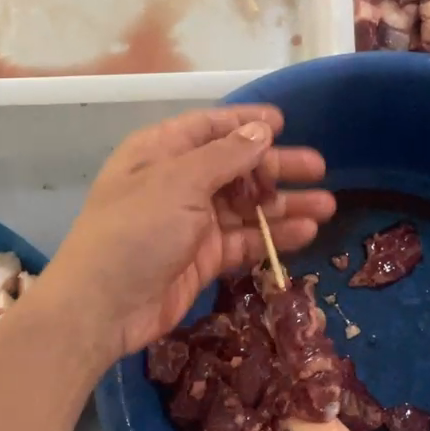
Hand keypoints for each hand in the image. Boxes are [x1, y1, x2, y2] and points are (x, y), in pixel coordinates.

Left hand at [39, 106, 333, 361]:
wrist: (102, 308)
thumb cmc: (135, 231)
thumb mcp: (179, 183)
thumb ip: (225, 156)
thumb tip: (261, 130)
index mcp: (161, 153)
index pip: (209, 127)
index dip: (246, 123)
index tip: (284, 123)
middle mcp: (177, 183)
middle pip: (235, 167)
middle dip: (275, 167)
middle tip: (318, 168)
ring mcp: (190, 223)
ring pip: (245, 207)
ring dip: (283, 205)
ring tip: (326, 205)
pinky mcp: (202, 258)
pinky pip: (244, 241)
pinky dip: (273, 237)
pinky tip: (306, 233)